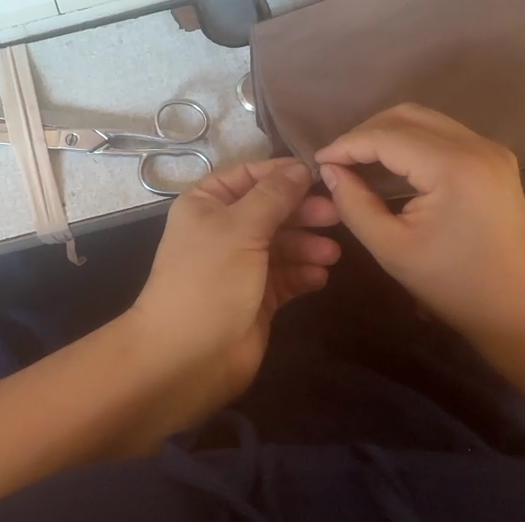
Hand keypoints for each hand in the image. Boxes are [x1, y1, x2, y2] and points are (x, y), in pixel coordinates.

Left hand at [121, 158, 340, 435]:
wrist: (188, 355)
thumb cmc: (210, 279)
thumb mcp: (241, 228)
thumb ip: (273, 196)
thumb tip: (299, 168)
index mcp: (206, 203)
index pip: (248, 175)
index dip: (282, 174)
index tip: (320, 176)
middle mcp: (221, 229)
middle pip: (269, 210)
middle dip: (301, 212)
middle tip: (336, 216)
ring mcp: (239, 265)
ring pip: (280, 244)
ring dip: (306, 245)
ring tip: (333, 253)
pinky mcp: (255, 298)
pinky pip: (284, 277)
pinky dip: (302, 273)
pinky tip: (321, 276)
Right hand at [316, 104, 524, 342]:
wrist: (524, 314)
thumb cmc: (456, 287)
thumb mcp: (392, 249)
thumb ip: (354, 204)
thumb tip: (329, 171)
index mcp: (454, 166)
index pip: (385, 136)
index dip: (346, 145)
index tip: (317, 163)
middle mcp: (476, 145)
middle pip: (405, 116)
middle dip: (364, 134)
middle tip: (337, 162)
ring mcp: (490, 149)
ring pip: (423, 119)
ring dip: (386, 134)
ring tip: (358, 161)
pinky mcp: (494, 159)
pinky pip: (441, 133)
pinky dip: (409, 140)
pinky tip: (390, 164)